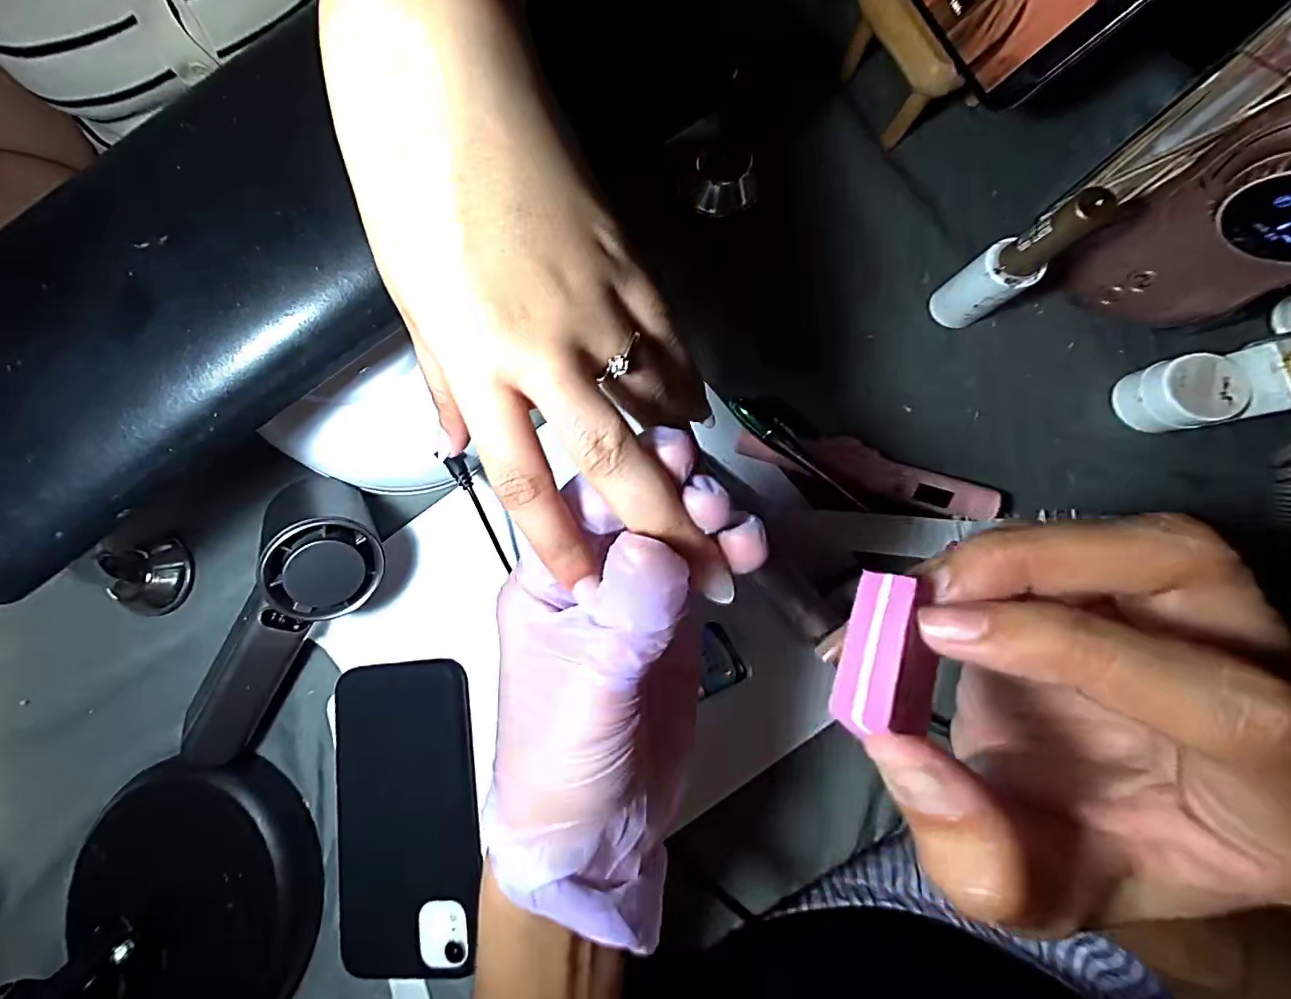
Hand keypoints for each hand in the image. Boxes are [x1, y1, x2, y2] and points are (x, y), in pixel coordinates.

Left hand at [393, 175, 719, 594]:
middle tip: (705, 571)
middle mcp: (546, 351)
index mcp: (479, 366)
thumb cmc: (410, 194)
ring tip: (692, 489)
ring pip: (659, 403)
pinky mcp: (633, 265)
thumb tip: (456, 442)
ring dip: (678, 454)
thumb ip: (446, 384)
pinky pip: (671, 343)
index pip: (527, 485)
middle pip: (616, 462)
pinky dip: (684, 384)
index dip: (564, 549)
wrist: (447, 86)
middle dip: (664, 529)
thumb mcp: (412, 304)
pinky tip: (687, 407)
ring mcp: (600, 306)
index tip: (592, 588)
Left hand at [485, 427, 766, 952]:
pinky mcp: (675, 618)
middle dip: (671, 489)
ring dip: (707, 517)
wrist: (597, 833)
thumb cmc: (558, 764)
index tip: (668, 458)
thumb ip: (623, 618)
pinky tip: (744, 552)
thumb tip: (650, 544)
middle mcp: (590, 575)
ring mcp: (636, 594)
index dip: (622, 476)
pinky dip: (729, 552)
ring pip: (674, 530)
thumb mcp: (587, 689)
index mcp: (546, 581)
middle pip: (632, 507)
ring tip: (731, 526)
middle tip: (705, 495)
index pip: (579, 506)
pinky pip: (704, 568)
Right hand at [860, 516, 1290, 933]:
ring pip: (1143, 539)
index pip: (1228, 709)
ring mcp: (1241, 621)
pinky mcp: (1170, 584)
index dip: (1065, 648)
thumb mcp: (1031, 892)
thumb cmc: (1099, 865)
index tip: (938, 633)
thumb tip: (891, 742)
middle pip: (1192, 572)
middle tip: (928, 594)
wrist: (1125, 823)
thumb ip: (968, 848)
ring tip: (931, 589)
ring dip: (1013, 551)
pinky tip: (952, 587)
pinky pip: (1094, 539)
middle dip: (1032, 565)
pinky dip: (1004, 552)